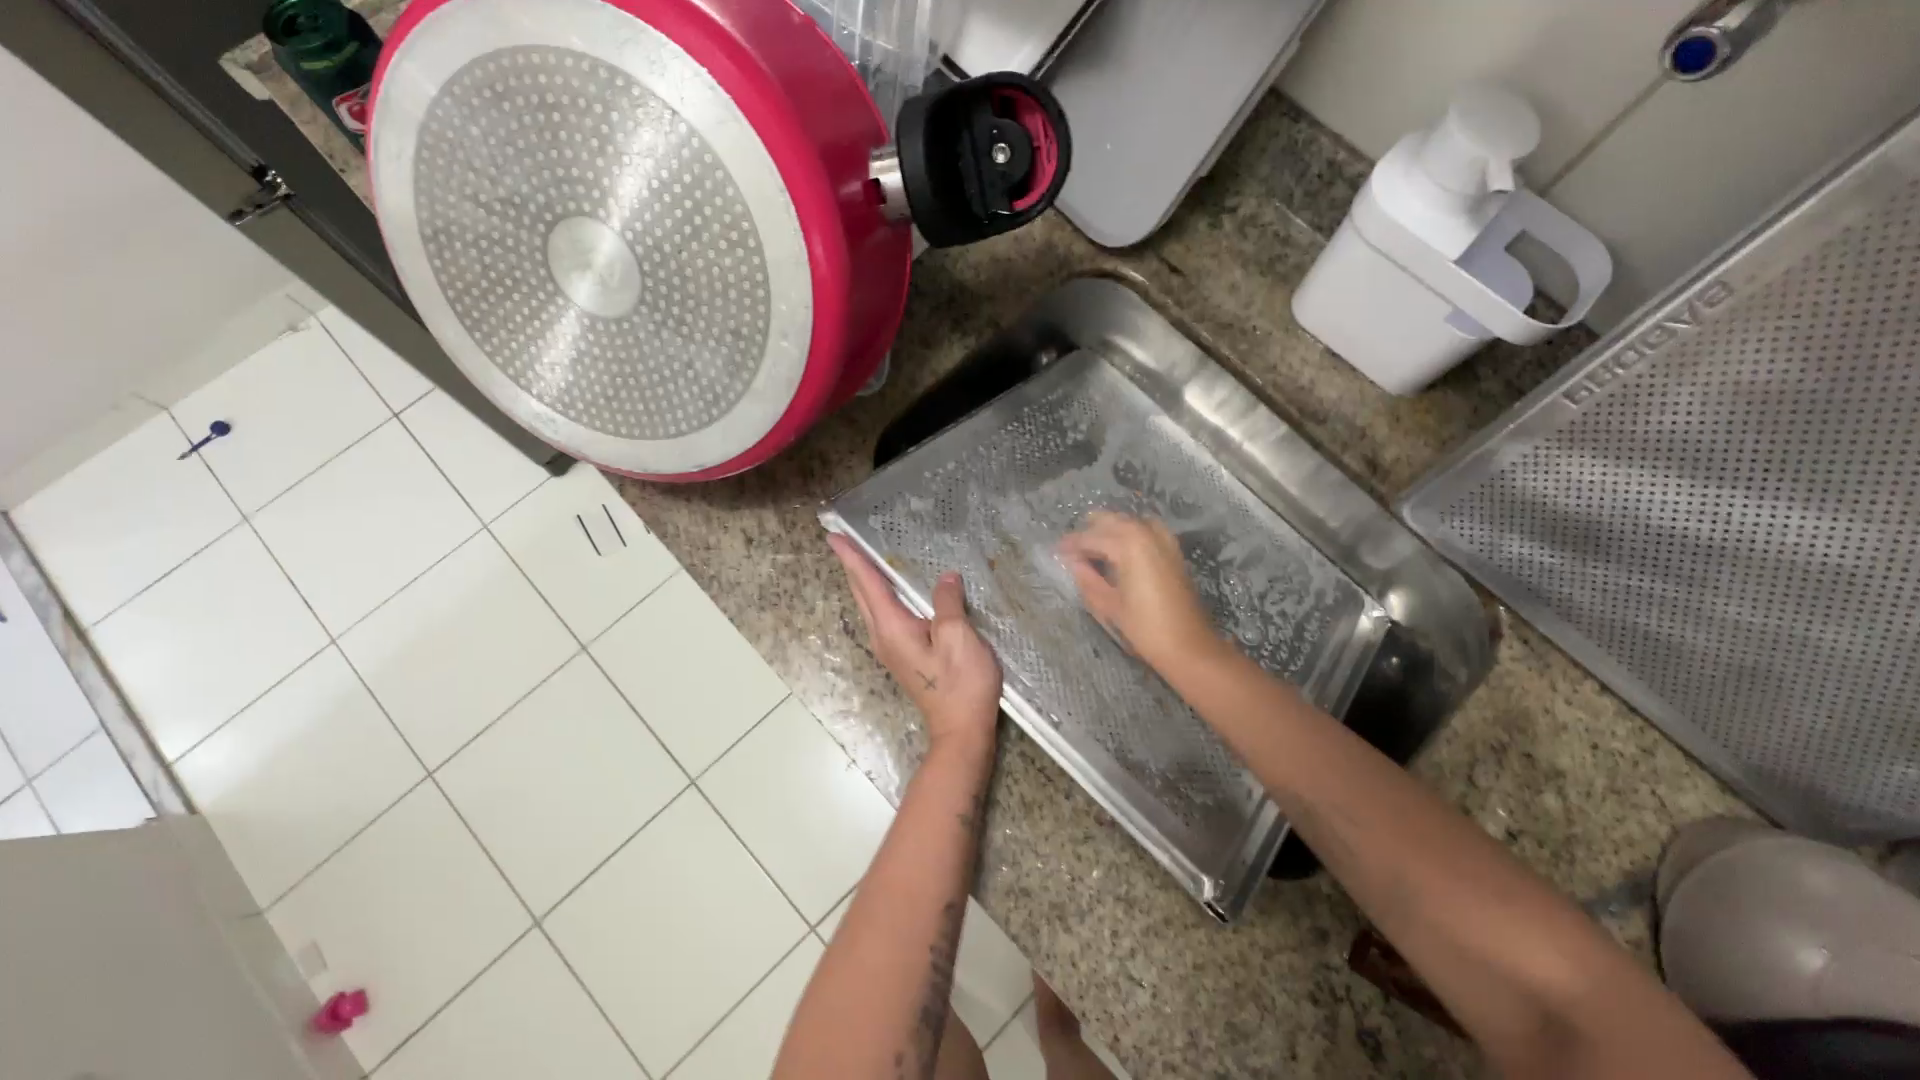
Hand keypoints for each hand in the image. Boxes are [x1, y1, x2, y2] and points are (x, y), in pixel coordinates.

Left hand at [829, 534, 1001, 757]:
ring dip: (864, 580)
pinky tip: (890, 590)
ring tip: (862, 558)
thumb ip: (947, 603)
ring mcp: (890, 648)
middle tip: (842, 541)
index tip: (834, 536)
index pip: (867, 583)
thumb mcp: (959, 636)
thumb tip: (944, 579)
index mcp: (892, 627)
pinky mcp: (902, 655)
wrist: (961, 728)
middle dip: (851, 566)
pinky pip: (883, 616)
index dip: (852, 557)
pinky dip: (879, 595)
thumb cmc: (961, 683)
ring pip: (870, 606)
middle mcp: (883, 636)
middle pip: (862, 594)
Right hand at [1057, 512, 1220, 671]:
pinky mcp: (1173, 551)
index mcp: (1128, 545)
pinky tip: (1120, 549)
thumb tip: (1073, 562)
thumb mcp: (1108, 605)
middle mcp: (1147, 533)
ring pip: (1130, 522)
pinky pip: (1147, 529)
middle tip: (1073, 548)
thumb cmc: (1144, 627)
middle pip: (1112, 521)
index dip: (1072, 543)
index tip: (1056, 550)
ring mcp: (1164, 540)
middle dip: (1091, 531)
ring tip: (1094, 546)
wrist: (1188, 644)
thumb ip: (1087, 579)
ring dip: (1111, 529)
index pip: (1092, 537)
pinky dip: (1130, 532)